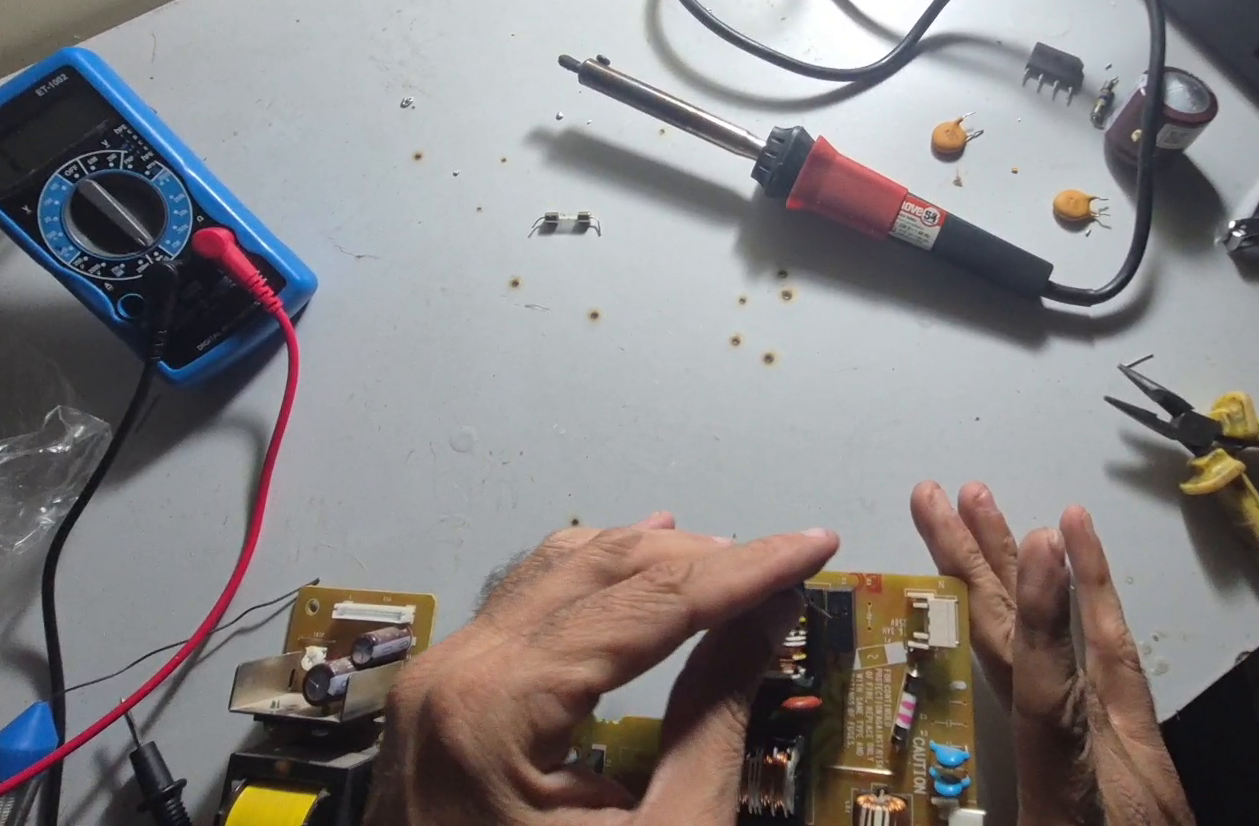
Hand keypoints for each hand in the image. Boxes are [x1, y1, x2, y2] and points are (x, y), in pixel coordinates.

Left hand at [367, 512, 839, 824]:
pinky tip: (641, 553)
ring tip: (728, 559)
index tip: (816, 543)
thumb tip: (770, 610)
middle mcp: (456, 667)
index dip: (743, 571)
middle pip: (603, 570)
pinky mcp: (448, 685)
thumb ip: (715, 714)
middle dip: (703, 559)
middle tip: (781, 561)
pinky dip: (599, 572)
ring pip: (565, 568)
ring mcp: (442, 673)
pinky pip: (533, 596)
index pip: (646, 604)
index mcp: (497, 709)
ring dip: (654, 558)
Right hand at [911, 482, 1191, 825]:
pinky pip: (1111, 657)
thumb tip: (900, 810)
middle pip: (1034, 649)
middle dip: (987, 566)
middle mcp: (1100, 760)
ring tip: (981, 501)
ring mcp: (1124, 747)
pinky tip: (1073, 545)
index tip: (1041, 542)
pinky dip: (1091, 596)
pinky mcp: (1135, 745)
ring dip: (1019, 565)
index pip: (1056, 702)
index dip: (1044, 620)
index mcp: (1072, 804)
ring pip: (1065, 638)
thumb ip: (967, 824)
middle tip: (947, 499)